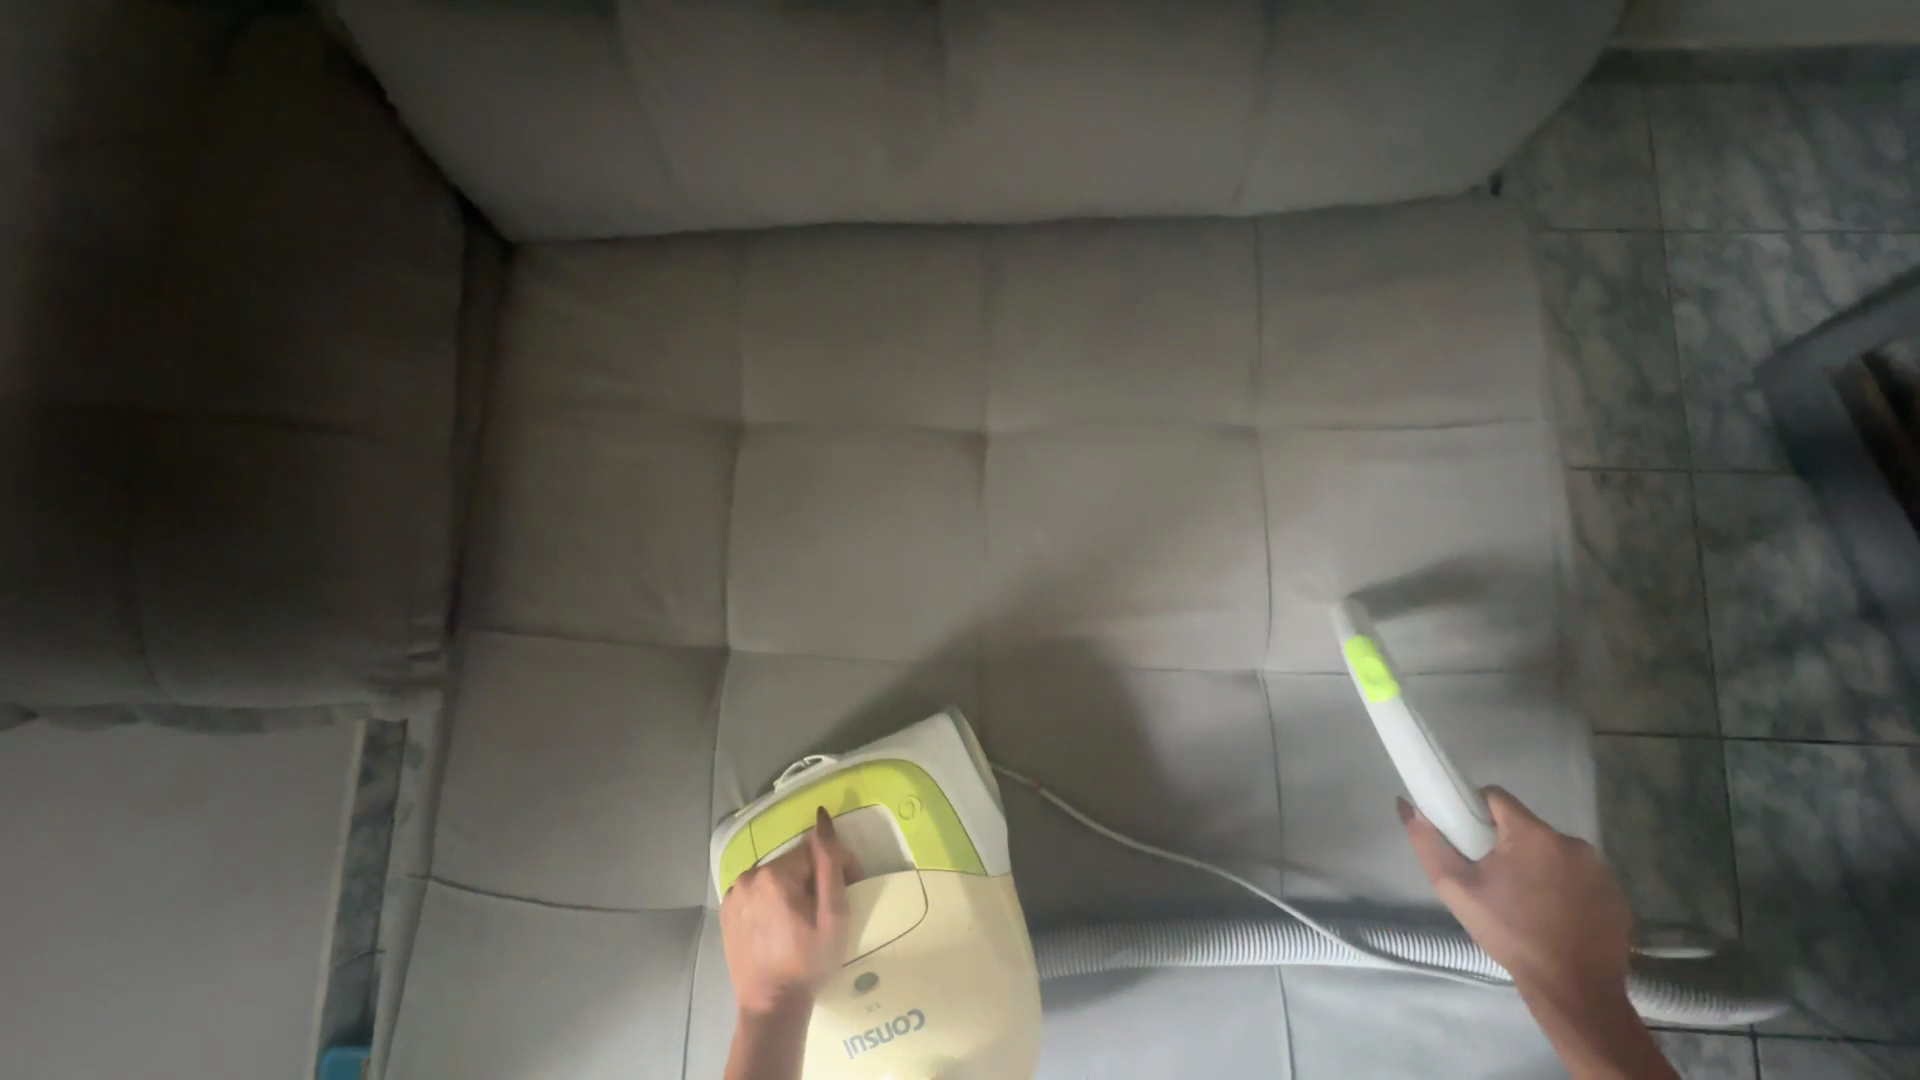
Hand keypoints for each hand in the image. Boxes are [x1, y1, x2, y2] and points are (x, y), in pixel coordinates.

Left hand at [720, 807, 863, 1016]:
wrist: (771, 1006)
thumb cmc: (809, 961)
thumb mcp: (833, 914)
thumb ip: (830, 862)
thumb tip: (822, 817)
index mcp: (774, 874)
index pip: (815, 852)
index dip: (836, 868)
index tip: (849, 891)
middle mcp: (748, 876)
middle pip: (793, 864)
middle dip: (812, 880)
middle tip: (825, 912)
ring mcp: (733, 894)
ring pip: (775, 877)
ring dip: (791, 890)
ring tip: (801, 922)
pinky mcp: (726, 911)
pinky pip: (757, 892)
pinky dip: (770, 901)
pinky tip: (779, 926)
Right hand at [1399, 787, 1632, 1008]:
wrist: (1573, 989)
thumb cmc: (1508, 932)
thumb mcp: (1454, 887)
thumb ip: (1427, 842)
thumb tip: (1407, 805)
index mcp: (1531, 833)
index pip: (1496, 797)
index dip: (1475, 812)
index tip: (1468, 840)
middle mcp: (1571, 842)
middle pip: (1525, 827)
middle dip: (1506, 844)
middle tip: (1492, 878)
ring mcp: (1601, 870)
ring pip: (1553, 852)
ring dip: (1537, 865)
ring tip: (1523, 901)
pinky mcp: (1617, 896)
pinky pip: (1580, 877)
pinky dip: (1564, 887)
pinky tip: (1554, 916)